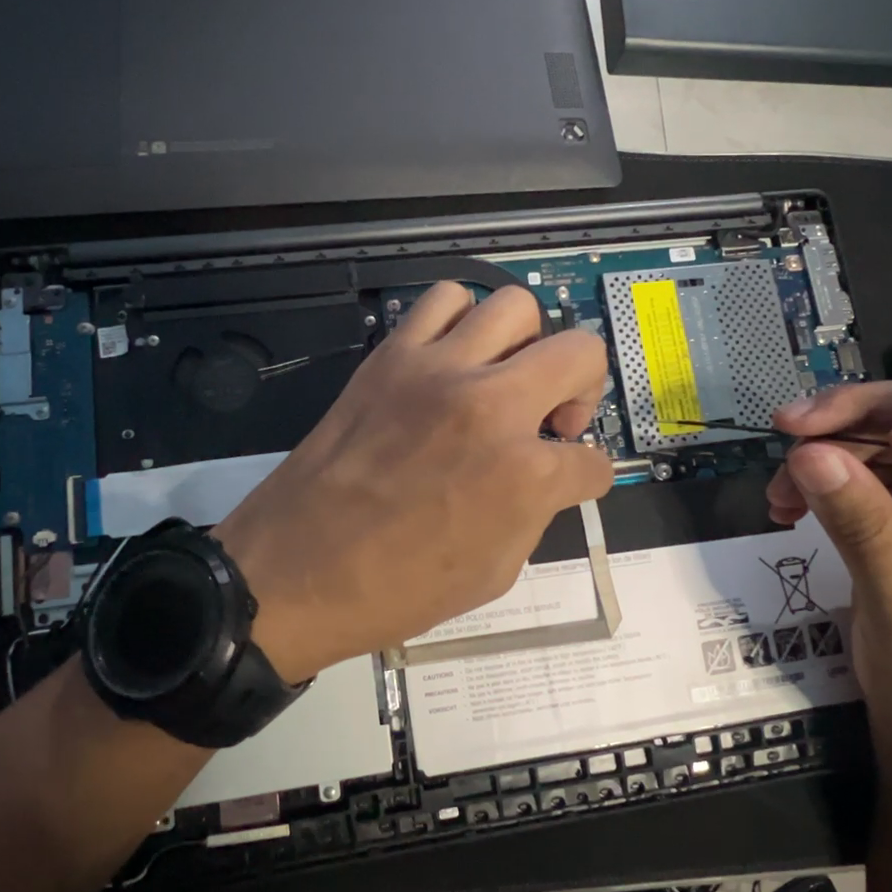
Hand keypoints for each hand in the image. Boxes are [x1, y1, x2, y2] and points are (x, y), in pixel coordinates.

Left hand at [214, 282, 614, 681]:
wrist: (298, 571)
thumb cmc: (397, 589)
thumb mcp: (494, 571)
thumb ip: (536, 510)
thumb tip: (546, 477)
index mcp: (524, 473)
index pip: (593, 459)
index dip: (587, 474)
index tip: (571, 478)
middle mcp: (491, 404)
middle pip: (580, 351)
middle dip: (582, 387)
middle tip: (550, 418)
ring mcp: (438, 370)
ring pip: (514, 306)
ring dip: (523, 344)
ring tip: (500, 379)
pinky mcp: (390, 356)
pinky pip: (441, 302)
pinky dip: (460, 321)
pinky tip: (451, 361)